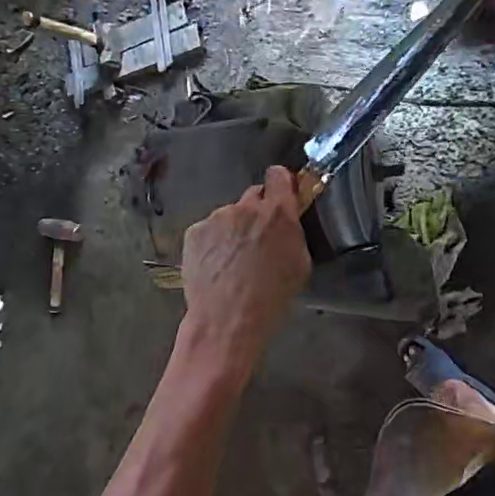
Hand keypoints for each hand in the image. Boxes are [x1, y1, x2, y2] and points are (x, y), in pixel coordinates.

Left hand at [179, 167, 312, 365]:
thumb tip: (289, 222)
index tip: (282, 195)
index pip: (279, 175)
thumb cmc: (272, 297)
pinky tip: (216, 265)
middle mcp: (246, 208)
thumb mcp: (301, 263)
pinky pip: (209, 230)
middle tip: (260, 237)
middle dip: (259, 211)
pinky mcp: (194, 232)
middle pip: (255, 195)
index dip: (281, 183)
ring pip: (230, 215)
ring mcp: (217, 218)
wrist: (226, 320)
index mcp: (278, 213)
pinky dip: (214, 242)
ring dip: (235, 229)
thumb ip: (294, 232)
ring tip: (234, 260)